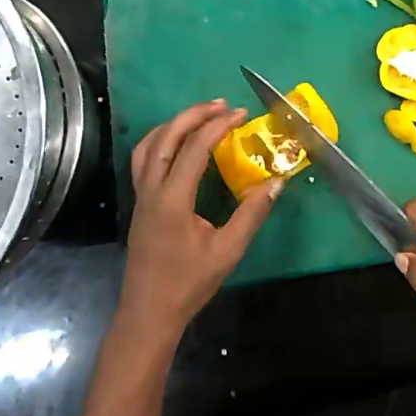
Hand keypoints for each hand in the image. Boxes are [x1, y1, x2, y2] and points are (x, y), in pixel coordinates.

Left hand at [121, 100, 281, 337]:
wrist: (150, 311)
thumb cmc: (189, 283)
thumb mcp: (228, 251)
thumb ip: (252, 214)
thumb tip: (276, 182)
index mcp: (173, 199)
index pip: (194, 148)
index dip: (218, 126)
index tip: (240, 114)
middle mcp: (152, 189)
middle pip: (166, 137)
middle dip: (194, 115)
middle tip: (222, 105)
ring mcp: (141, 195)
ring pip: (149, 144)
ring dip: (175, 124)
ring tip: (201, 116)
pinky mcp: (139, 202)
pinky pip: (144, 158)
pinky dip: (161, 139)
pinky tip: (178, 143)